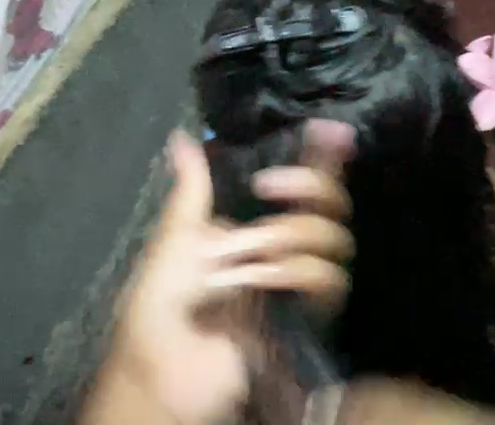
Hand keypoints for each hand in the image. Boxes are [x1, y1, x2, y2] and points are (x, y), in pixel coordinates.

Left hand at [84, 120, 355, 424]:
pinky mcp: (305, 316)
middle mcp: (287, 246)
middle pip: (331, 204)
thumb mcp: (176, 236)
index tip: (327, 130)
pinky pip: (326, 281)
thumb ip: (192, 186)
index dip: (323, 157)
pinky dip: (296, 271)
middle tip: (268, 185)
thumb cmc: (163, 301)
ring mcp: (298, 281)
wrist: (161, 363)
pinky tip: (264, 276)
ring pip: (333, 238)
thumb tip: (181, 136)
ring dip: (291, 235)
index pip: (305, 183)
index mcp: (259, 224)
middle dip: (309, 186)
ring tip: (252, 251)